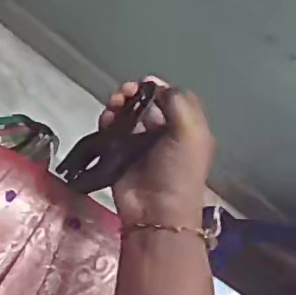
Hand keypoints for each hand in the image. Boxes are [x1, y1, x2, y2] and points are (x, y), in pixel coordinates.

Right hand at [101, 78, 214, 227]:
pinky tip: (105, 120)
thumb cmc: (178, 171)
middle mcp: (163, 133)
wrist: (155, 210)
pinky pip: (111, 132)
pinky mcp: (118, 155)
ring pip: (127, 116)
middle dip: (134, 94)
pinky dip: (107, 122)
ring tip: (112, 106)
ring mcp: (139, 144)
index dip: (159, 88)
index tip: (144, 84)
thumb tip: (155, 84)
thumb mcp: (189, 133)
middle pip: (147, 104)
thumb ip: (176, 103)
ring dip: (118, 106)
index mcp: (186, 128)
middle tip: (123, 93)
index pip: (173, 98)